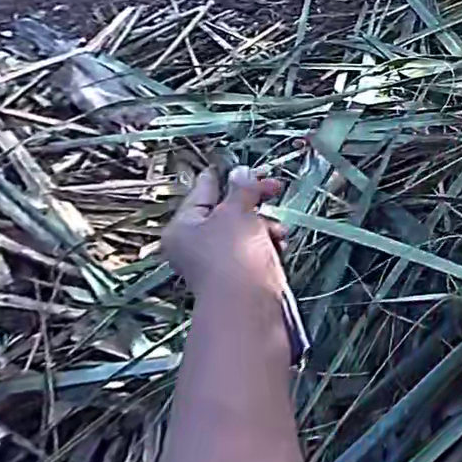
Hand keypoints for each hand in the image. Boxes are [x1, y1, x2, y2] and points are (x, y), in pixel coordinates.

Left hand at [160, 167, 288, 306]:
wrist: (247, 297)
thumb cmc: (233, 251)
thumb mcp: (236, 212)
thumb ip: (241, 189)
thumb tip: (241, 171)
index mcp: (183, 227)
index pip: (202, 193)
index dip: (220, 177)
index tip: (231, 164)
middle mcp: (196, 241)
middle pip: (227, 210)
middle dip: (253, 201)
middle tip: (274, 186)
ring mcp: (218, 256)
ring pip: (245, 226)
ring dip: (265, 223)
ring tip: (277, 229)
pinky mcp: (239, 267)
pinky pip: (255, 243)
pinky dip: (267, 239)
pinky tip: (278, 241)